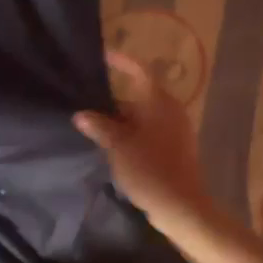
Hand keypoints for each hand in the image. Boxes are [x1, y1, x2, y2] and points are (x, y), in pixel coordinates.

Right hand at [73, 52, 215, 235]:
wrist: (181, 207)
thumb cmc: (150, 170)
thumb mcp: (117, 146)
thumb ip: (99, 126)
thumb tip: (82, 114)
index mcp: (159, 102)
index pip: (139, 71)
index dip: (121, 61)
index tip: (102, 55)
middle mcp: (169, 110)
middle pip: (137, 95)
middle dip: (111, 99)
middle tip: (84, 101)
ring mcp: (174, 130)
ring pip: (140, 116)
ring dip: (118, 119)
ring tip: (91, 125)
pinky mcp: (173, 148)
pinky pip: (146, 131)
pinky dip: (129, 132)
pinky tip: (110, 145)